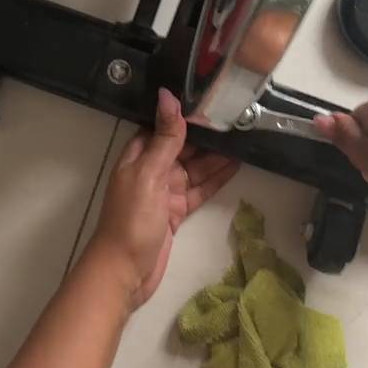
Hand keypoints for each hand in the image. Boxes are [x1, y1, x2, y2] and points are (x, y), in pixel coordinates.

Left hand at [82, 88, 239, 309]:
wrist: (124, 273)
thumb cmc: (132, 219)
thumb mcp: (149, 173)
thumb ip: (165, 137)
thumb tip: (168, 94)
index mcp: (139, 156)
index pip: (163, 125)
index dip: (185, 113)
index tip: (211, 97)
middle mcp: (152, 170)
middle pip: (182, 146)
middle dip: (206, 133)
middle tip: (237, 117)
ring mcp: (165, 192)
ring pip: (194, 167)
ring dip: (216, 155)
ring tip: (243, 138)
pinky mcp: (176, 212)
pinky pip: (199, 189)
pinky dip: (215, 179)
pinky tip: (235, 166)